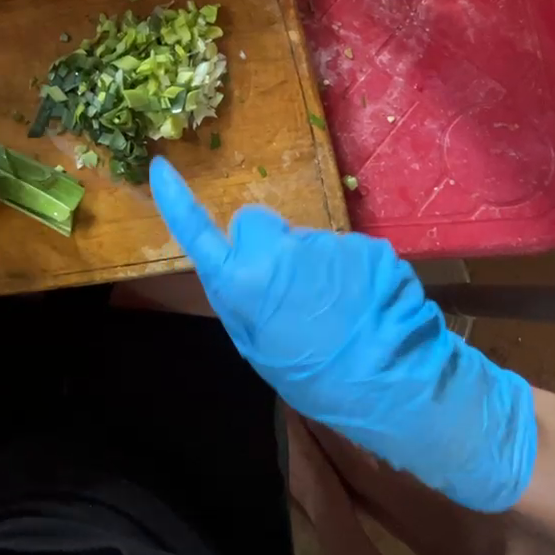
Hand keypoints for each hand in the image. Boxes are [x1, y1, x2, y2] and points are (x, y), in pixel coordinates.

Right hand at [149, 157, 537, 511]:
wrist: (396, 388)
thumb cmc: (313, 377)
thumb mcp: (255, 346)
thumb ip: (238, 296)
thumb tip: (235, 265)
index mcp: (243, 283)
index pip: (197, 232)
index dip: (175, 201)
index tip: (158, 167)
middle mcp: (278, 252)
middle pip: (257, 224)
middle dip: (266, 245)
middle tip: (288, 291)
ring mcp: (325, 245)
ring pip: (303, 240)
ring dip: (312, 264)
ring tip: (333, 309)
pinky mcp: (365, 246)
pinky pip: (343, 250)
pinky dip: (349, 271)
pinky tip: (362, 305)